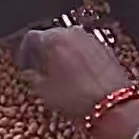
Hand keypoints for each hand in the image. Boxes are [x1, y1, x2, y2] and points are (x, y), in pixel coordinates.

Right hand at [14, 27, 131, 121]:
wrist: (114, 105)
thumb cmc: (78, 97)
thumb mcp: (45, 91)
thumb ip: (32, 77)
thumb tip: (30, 73)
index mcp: (53, 39)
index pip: (31, 37)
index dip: (24, 52)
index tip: (23, 64)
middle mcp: (72, 33)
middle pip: (50, 36)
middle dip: (43, 51)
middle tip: (39, 69)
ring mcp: (90, 39)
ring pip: (69, 41)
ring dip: (61, 53)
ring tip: (59, 73)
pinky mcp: (105, 48)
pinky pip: (84, 48)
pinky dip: (78, 57)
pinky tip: (77, 74)